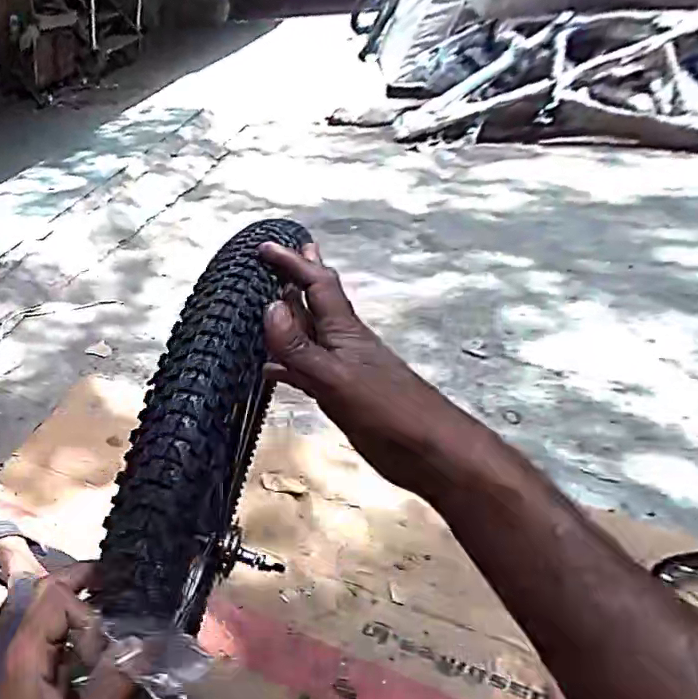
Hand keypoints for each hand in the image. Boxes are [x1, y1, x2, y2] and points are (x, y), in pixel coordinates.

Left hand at [0, 573, 134, 698]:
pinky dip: (89, 646)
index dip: (90, 603)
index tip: (125, 619)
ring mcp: (30, 670)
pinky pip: (64, 651)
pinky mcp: (39, 689)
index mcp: (27, 656)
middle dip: (87, 588)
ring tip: (132, 619)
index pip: (56, 598)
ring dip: (91, 619)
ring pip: (59, 625)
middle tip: (129, 590)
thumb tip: (143, 643)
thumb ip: (111, 686)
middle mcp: (24, 653)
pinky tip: (118, 657)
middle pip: (52, 601)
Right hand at [258, 241, 498, 498]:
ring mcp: (340, 368)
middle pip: (316, 302)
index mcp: (344, 333)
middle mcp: (341, 344)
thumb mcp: (336, 377)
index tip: (267, 246)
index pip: (316, 286)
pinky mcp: (338, 392)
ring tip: (271, 305)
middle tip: (289, 253)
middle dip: (301, 276)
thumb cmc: (388, 411)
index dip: (292, 264)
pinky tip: (269, 370)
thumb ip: (300, 347)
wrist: (430, 451)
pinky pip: (302, 369)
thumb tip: (269, 307)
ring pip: (308, 335)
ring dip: (289, 318)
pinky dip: (284, 364)